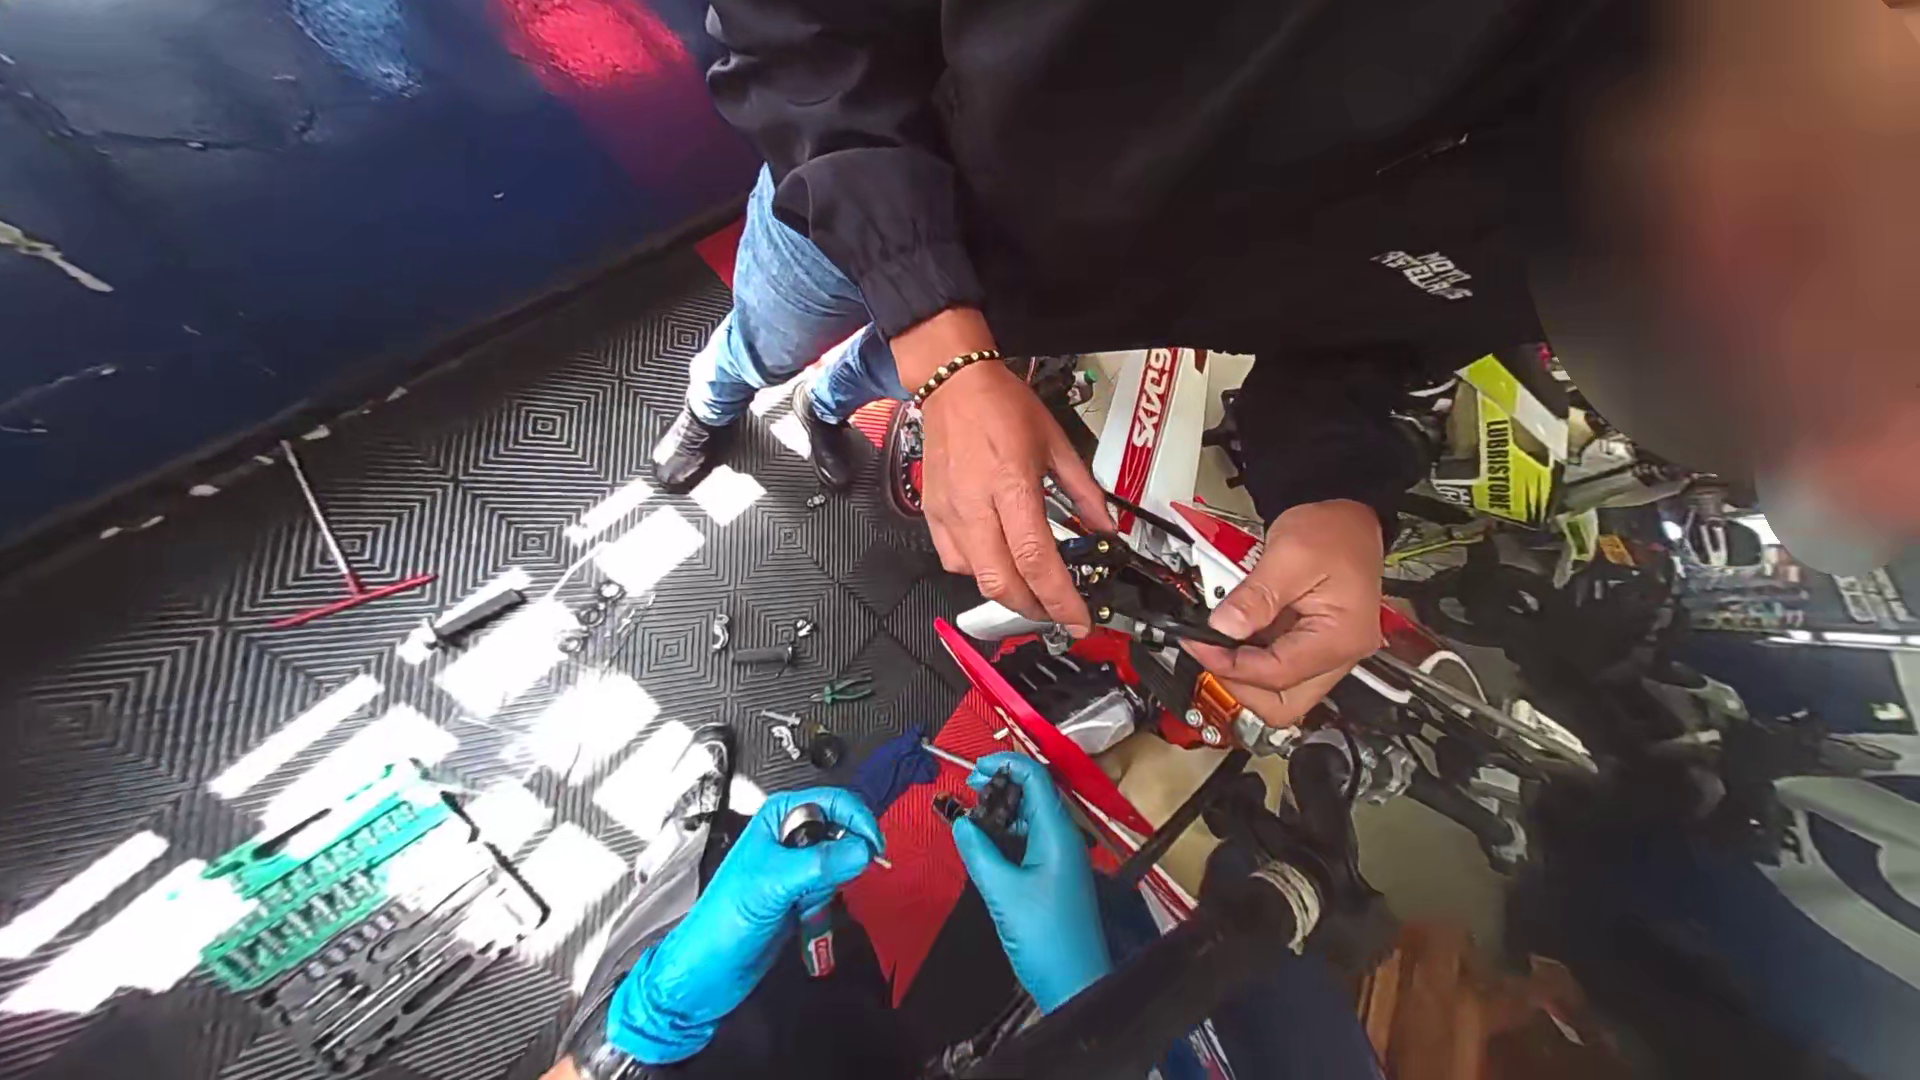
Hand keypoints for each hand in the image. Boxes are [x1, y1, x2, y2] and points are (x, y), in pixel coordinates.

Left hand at [609, 788, 882, 1063]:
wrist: (705, 974)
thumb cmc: (722, 920)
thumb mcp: (774, 883)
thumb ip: (821, 863)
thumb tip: (862, 849)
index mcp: (779, 816)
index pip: (835, 801)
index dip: (858, 820)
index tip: (873, 846)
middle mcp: (789, 834)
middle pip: (842, 828)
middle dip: (846, 855)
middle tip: (844, 877)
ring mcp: (796, 863)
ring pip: (840, 859)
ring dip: (833, 884)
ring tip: (810, 903)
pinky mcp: (801, 890)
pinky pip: (832, 885)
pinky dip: (828, 901)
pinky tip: (809, 915)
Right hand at [894, 310, 1116, 631]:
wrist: (954, 386)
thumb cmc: (1001, 406)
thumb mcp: (1056, 443)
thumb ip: (1084, 491)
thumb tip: (1104, 525)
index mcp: (1012, 484)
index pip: (1037, 559)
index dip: (1060, 598)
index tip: (1078, 618)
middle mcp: (977, 504)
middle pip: (1002, 582)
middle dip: (1034, 609)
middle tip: (1056, 612)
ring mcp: (950, 512)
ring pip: (976, 578)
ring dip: (1008, 594)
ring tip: (1031, 591)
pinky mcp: (934, 514)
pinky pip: (954, 561)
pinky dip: (979, 574)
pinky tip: (996, 563)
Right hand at [951, 753, 1112, 1011]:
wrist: (1077, 986)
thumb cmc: (1047, 940)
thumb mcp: (1003, 893)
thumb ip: (979, 852)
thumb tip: (961, 823)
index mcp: (1057, 832)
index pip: (1035, 776)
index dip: (1005, 763)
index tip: (976, 769)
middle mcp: (1063, 836)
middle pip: (1034, 790)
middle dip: (1001, 782)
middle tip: (970, 789)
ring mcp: (1061, 853)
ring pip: (1031, 813)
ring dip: (1003, 807)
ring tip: (974, 813)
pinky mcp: (1055, 870)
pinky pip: (1031, 835)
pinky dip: (1008, 830)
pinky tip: (988, 840)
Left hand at [1183, 500, 1383, 727]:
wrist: (1346, 517)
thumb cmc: (1331, 532)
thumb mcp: (1288, 556)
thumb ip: (1254, 597)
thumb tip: (1222, 627)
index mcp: (1340, 638)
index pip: (1276, 676)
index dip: (1229, 666)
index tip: (1197, 644)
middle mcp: (1339, 654)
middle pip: (1282, 703)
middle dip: (1237, 684)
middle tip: (1205, 651)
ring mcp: (1325, 652)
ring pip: (1278, 691)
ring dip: (1241, 673)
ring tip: (1213, 642)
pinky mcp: (1310, 644)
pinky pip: (1276, 667)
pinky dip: (1248, 658)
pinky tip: (1229, 634)